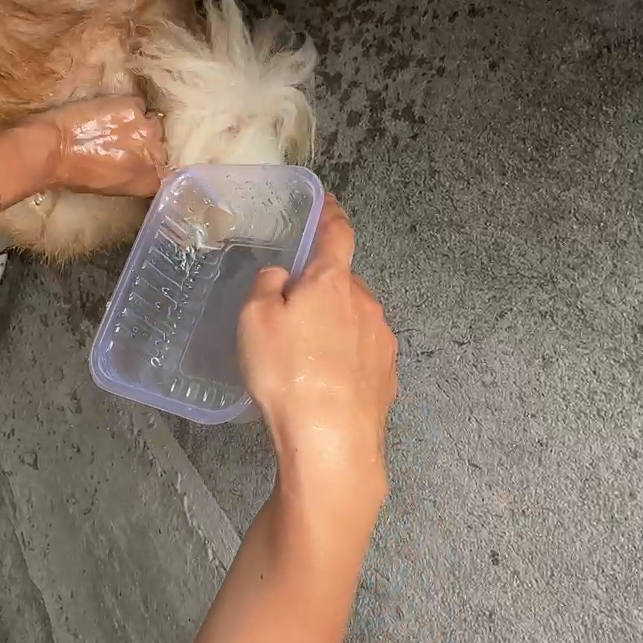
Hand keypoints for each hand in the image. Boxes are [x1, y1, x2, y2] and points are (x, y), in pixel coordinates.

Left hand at [26, 96, 166, 197]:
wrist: (55, 149)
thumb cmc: (75, 175)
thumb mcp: (111, 187)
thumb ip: (133, 177)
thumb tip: (136, 164)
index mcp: (149, 182)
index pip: (167, 171)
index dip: (153, 161)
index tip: (142, 157)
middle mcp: (155, 156)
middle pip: (160, 143)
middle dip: (145, 142)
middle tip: (124, 140)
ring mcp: (147, 129)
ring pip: (152, 121)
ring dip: (137, 123)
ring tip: (115, 125)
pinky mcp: (133, 106)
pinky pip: (138, 104)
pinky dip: (126, 107)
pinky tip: (108, 112)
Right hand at [237, 197, 397, 492]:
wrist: (332, 441)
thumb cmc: (287, 371)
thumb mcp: (254, 319)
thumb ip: (267, 285)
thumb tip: (285, 276)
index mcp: (333, 282)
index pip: (337, 234)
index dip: (330, 214)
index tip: (327, 202)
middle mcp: (366, 304)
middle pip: (341, 282)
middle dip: (320, 288)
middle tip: (288, 312)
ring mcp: (382, 342)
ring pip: (352, 318)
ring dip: (331, 324)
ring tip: (302, 356)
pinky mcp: (388, 378)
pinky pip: (360, 352)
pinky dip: (342, 356)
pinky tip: (322, 382)